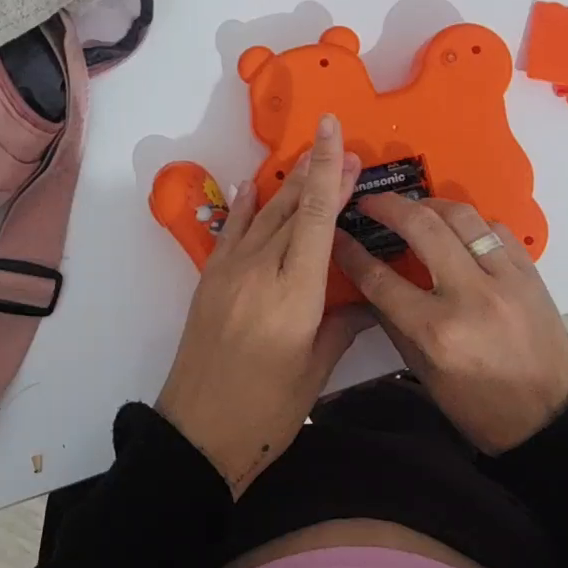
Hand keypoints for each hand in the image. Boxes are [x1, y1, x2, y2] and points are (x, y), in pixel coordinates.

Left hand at [156, 113, 366, 497]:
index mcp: (295, 293)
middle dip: (317, 173)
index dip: (329, 173)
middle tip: (340, 144)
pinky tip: (250, 185)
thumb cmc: (265, 412)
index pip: (317, 219)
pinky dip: (243, 206)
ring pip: (264, 215)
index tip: (336, 135)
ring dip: (287, 185)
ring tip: (308, 158)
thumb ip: (341, 327)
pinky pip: (231, 232)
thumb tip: (370, 301)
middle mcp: (260, 271)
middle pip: (293, 209)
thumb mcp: (314, 372)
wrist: (196, 432)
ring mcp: (229, 273)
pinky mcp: (210, 281)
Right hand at [331, 194, 567, 453]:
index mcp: (437, 331)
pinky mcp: (530, 274)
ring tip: (413, 209)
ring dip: (430, 205)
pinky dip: (471, 224)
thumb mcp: (423, 372)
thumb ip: (394, 322)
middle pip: (421, 228)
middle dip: (388, 207)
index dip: (351, 252)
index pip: (381, 278)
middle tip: (369, 203)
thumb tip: (369, 282)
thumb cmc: (478, 405)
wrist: (550, 418)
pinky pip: (496, 230)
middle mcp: (470, 296)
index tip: (337, 235)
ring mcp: (505, 280)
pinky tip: (457, 232)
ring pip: (462, 217)